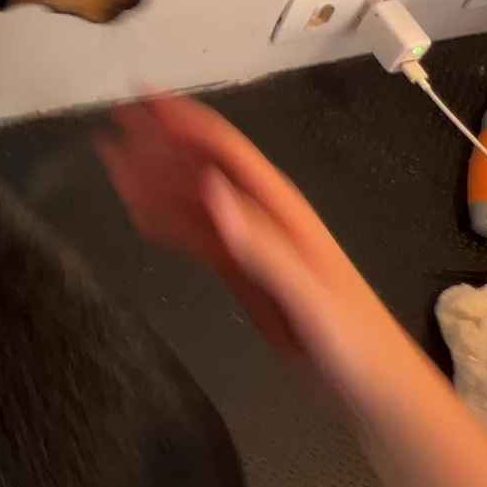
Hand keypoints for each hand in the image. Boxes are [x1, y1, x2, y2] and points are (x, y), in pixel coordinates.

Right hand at [95, 95, 420, 406]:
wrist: (375, 389)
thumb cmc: (353, 340)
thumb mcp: (309, 295)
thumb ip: (260, 243)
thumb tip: (210, 188)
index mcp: (278, 208)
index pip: (223, 150)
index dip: (182, 120)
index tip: (143, 96)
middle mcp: (257, 213)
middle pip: (198, 164)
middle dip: (156, 138)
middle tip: (114, 119)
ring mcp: (245, 239)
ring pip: (188, 196)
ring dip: (151, 177)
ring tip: (111, 162)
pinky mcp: (237, 266)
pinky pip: (191, 232)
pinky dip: (161, 218)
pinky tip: (137, 212)